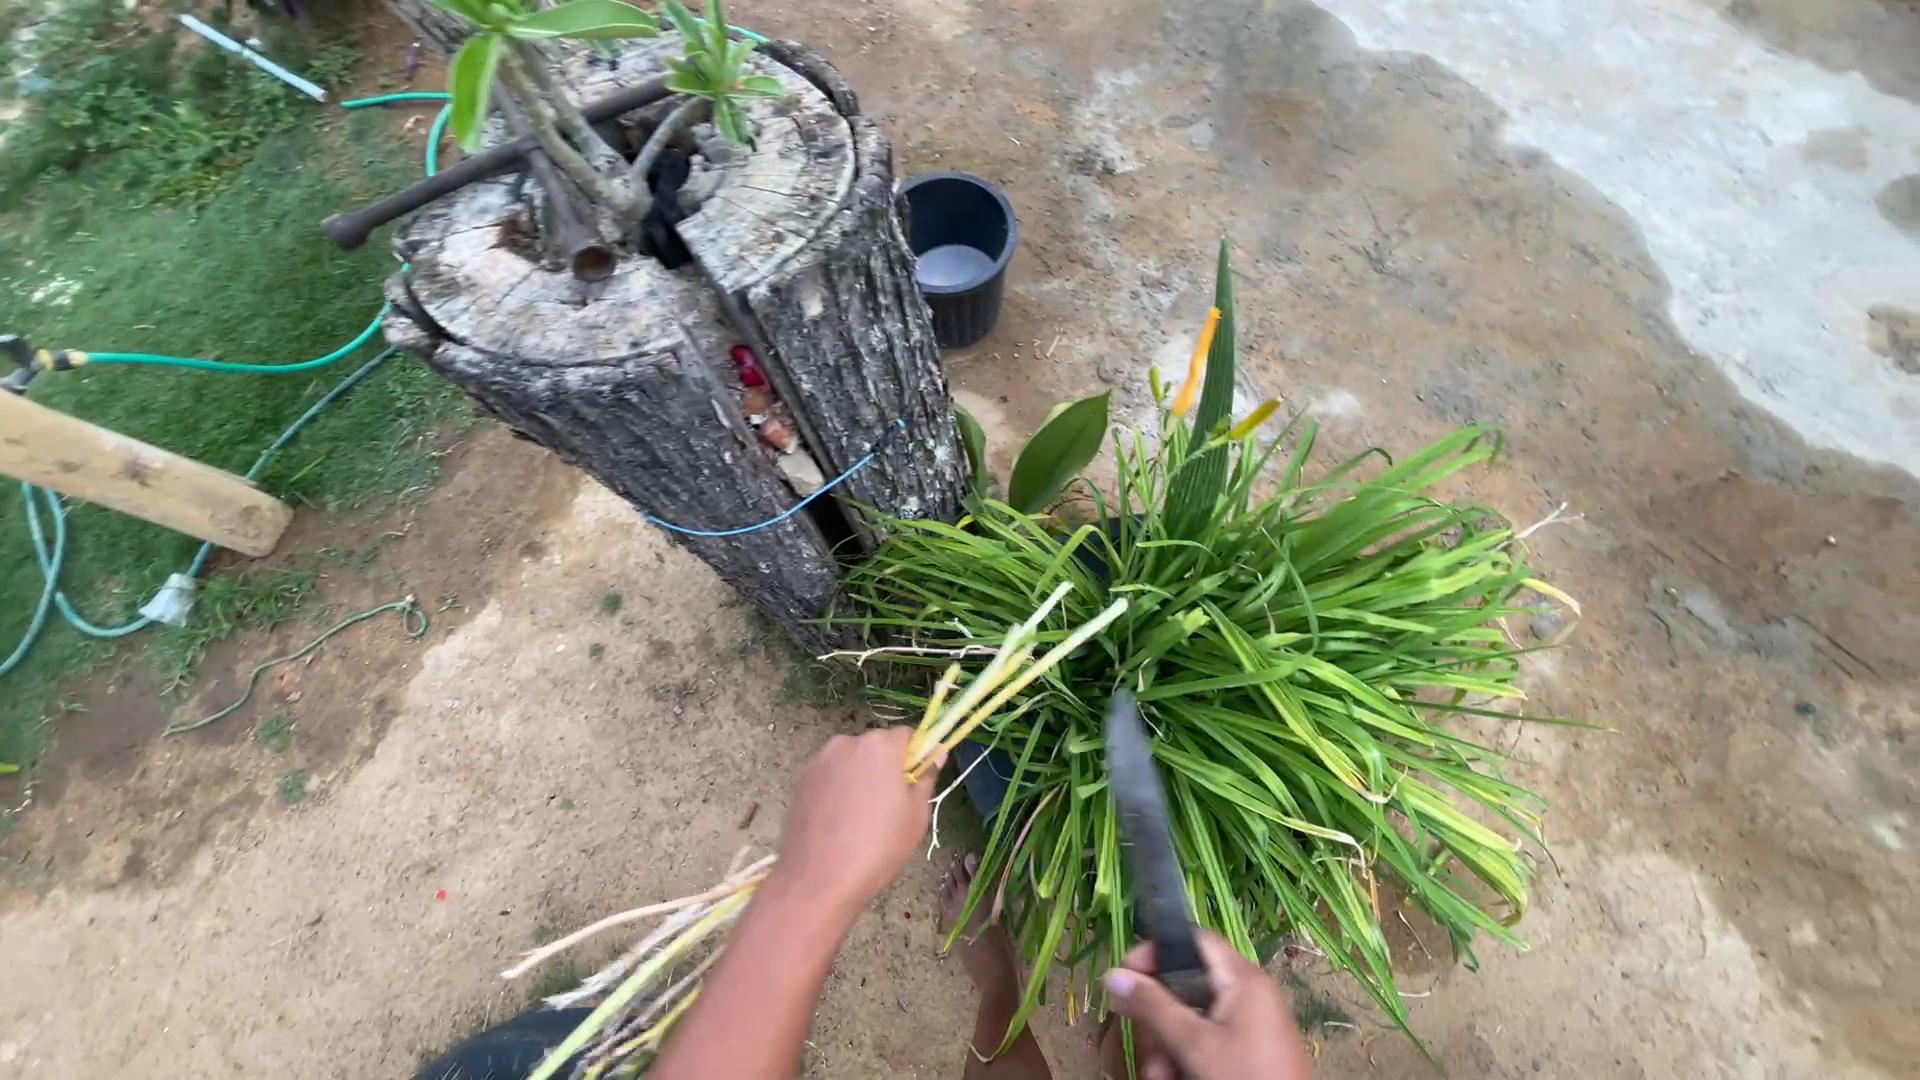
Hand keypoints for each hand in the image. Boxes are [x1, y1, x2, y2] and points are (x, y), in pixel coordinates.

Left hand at [771, 727, 938, 915]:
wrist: (817, 879)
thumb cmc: (877, 847)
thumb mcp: (916, 816)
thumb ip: (926, 777)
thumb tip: (936, 753)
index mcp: (881, 746)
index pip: (907, 735)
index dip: (914, 756)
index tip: (914, 784)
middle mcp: (848, 742)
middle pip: (876, 746)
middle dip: (885, 766)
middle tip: (889, 805)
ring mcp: (820, 760)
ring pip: (851, 760)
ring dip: (860, 776)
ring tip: (859, 816)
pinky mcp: (801, 779)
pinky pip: (830, 774)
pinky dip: (837, 787)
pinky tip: (837, 820)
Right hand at [1103, 931, 1313, 1079]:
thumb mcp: (1195, 1046)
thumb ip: (1152, 1007)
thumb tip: (1111, 975)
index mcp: (1243, 978)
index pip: (1192, 940)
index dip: (1156, 951)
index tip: (1127, 976)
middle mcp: (1247, 993)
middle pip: (1186, 983)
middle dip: (1158, 1017)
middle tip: (1144, 1046)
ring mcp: (1249, 1024)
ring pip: (1192, 1017)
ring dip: (1168, 1045)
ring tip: (1160, 1076)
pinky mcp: (1247, 1051)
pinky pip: (1206, 1040)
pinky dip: (1186, 1057)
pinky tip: (1173, 1078)